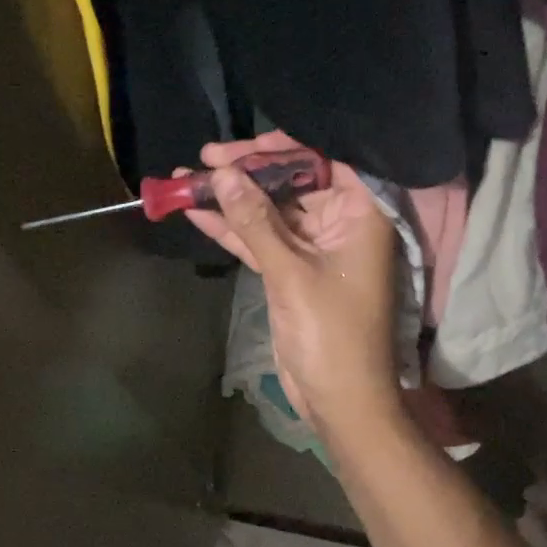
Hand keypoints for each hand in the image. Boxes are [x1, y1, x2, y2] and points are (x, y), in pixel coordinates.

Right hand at [184, 133, 403, 428]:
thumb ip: (254, 221)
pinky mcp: (291, 270)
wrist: (340, 399)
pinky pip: (259, 239)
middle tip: (203, 157)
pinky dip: (231, 229)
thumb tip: (221, 174)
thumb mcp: (290, 272)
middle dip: (247, 171)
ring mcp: (314, 247)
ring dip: (231, 198)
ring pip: (269, 211)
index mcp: (361, 213)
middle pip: (292, 181)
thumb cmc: (331, 334)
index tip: (239, 147)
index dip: (282, 147)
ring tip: (184, 178)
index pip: (325, 159)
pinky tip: (195, 212)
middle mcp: (340, 222)